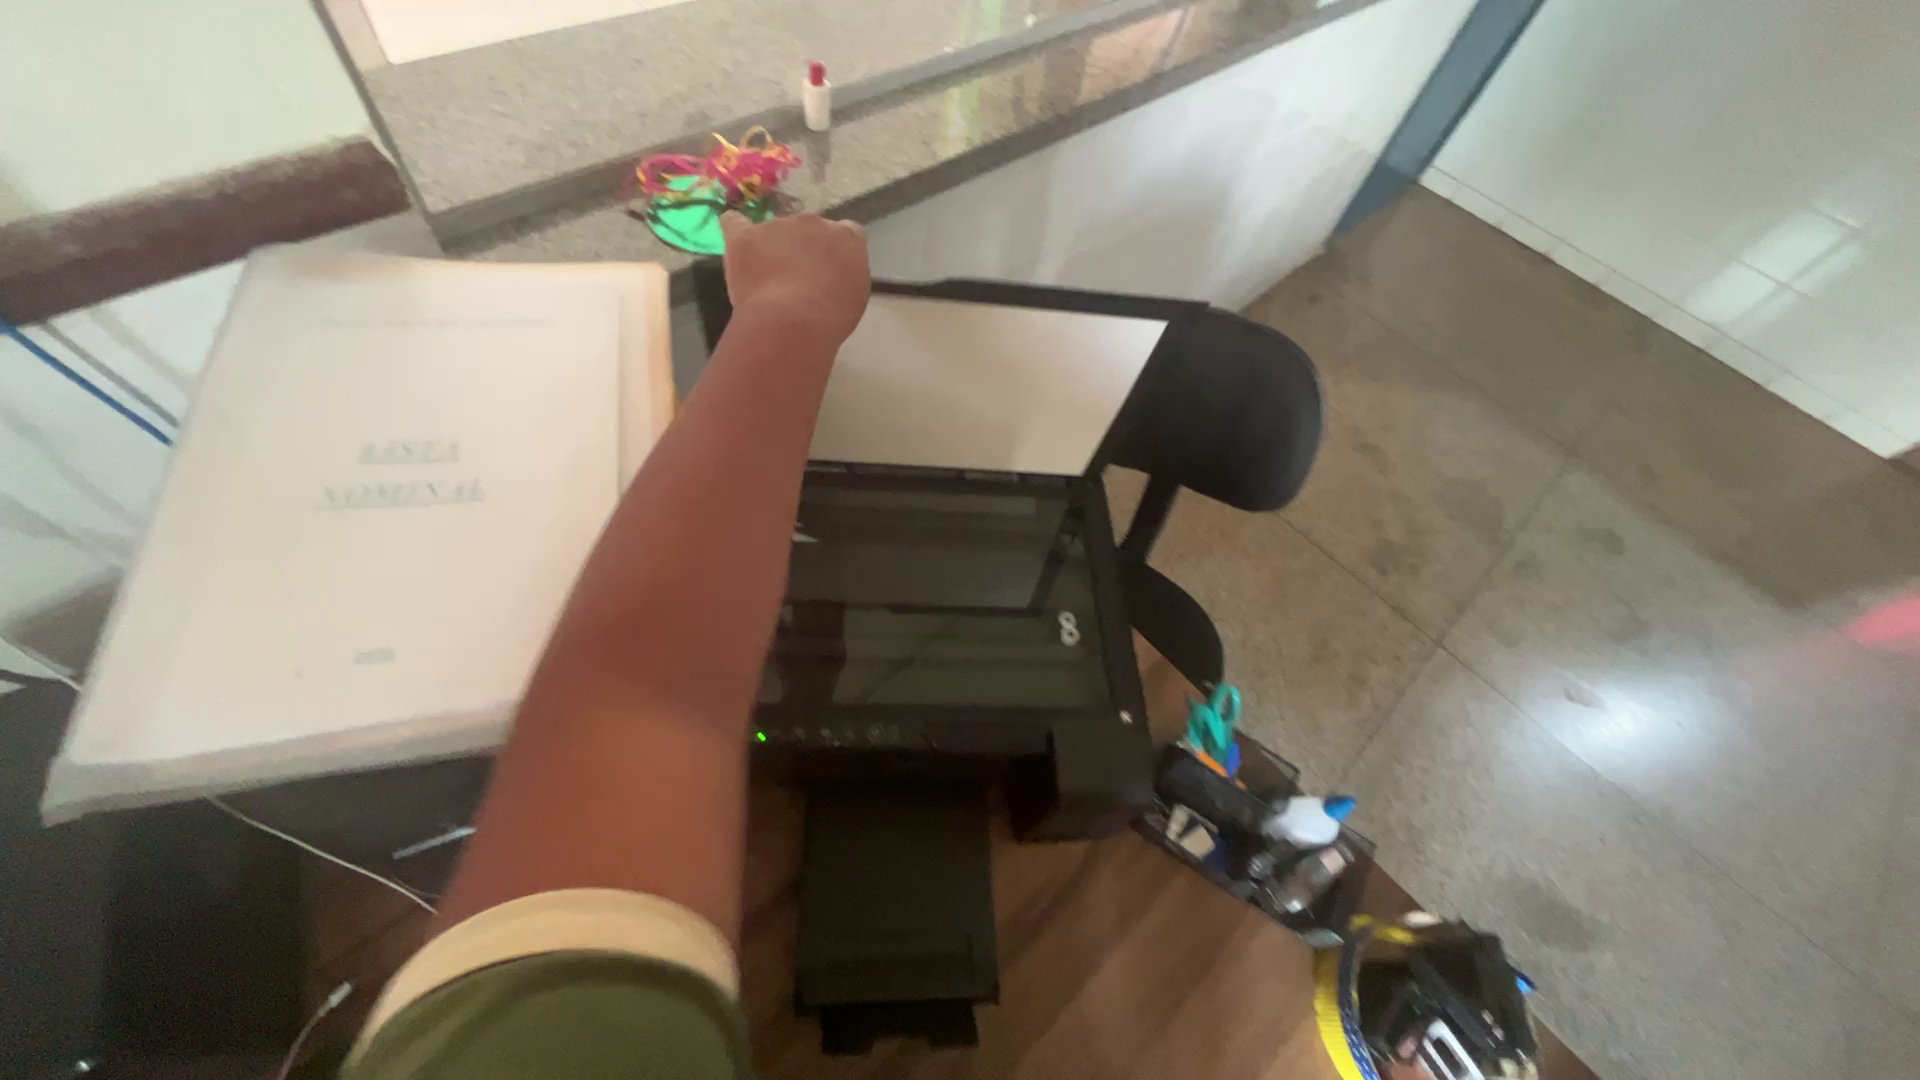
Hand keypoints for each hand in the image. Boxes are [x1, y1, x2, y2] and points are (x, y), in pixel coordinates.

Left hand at [721, 212, 870, 345]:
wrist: (793, 322)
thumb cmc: (831, 319)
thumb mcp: (853, 298)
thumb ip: (845, 276)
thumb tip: (832, 275)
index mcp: (847, 238)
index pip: (846, 233)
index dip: (835, 251)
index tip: (829, 270)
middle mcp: (814, 222)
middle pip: (808, 229)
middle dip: (804, 249)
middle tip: (799, 281)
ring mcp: (778, 225)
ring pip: (775, 231)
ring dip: (773, 249)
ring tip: (769, 282)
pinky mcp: (745, 236)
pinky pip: (735, 223)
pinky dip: (736, 231)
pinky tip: (737, 245)